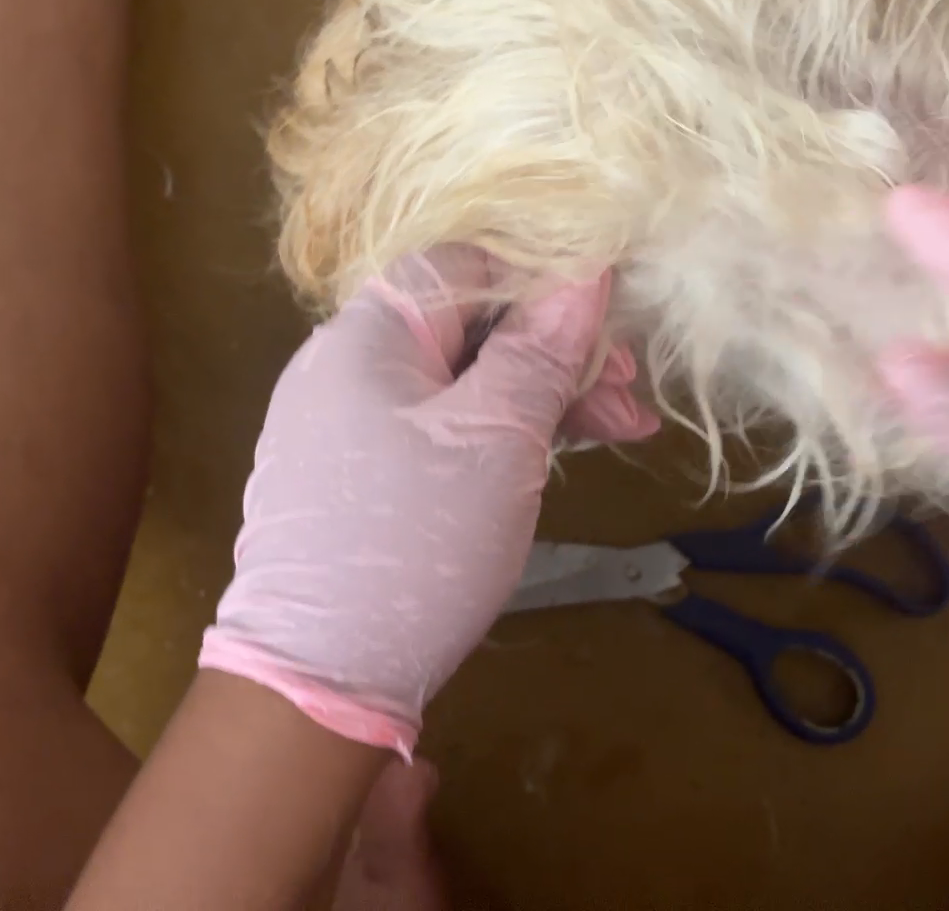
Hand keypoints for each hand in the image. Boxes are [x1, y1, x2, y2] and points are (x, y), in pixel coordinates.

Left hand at [200, 249, 656, 754]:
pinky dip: (501, 435)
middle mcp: (349, 365)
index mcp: (369, 335)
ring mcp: (353, 423)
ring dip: (542, 397)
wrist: (318, 681)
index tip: (606, 322)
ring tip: (621, 429)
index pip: (461, 267)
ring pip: (464, 382)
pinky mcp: (365, 474)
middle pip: (469, 329)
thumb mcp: (496, 437)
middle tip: (629, 393)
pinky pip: (443, 428)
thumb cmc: (416, 541)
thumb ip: (540, 350)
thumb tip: (584, 273)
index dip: (538, 281)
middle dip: (556, 352)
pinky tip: (557, 452)